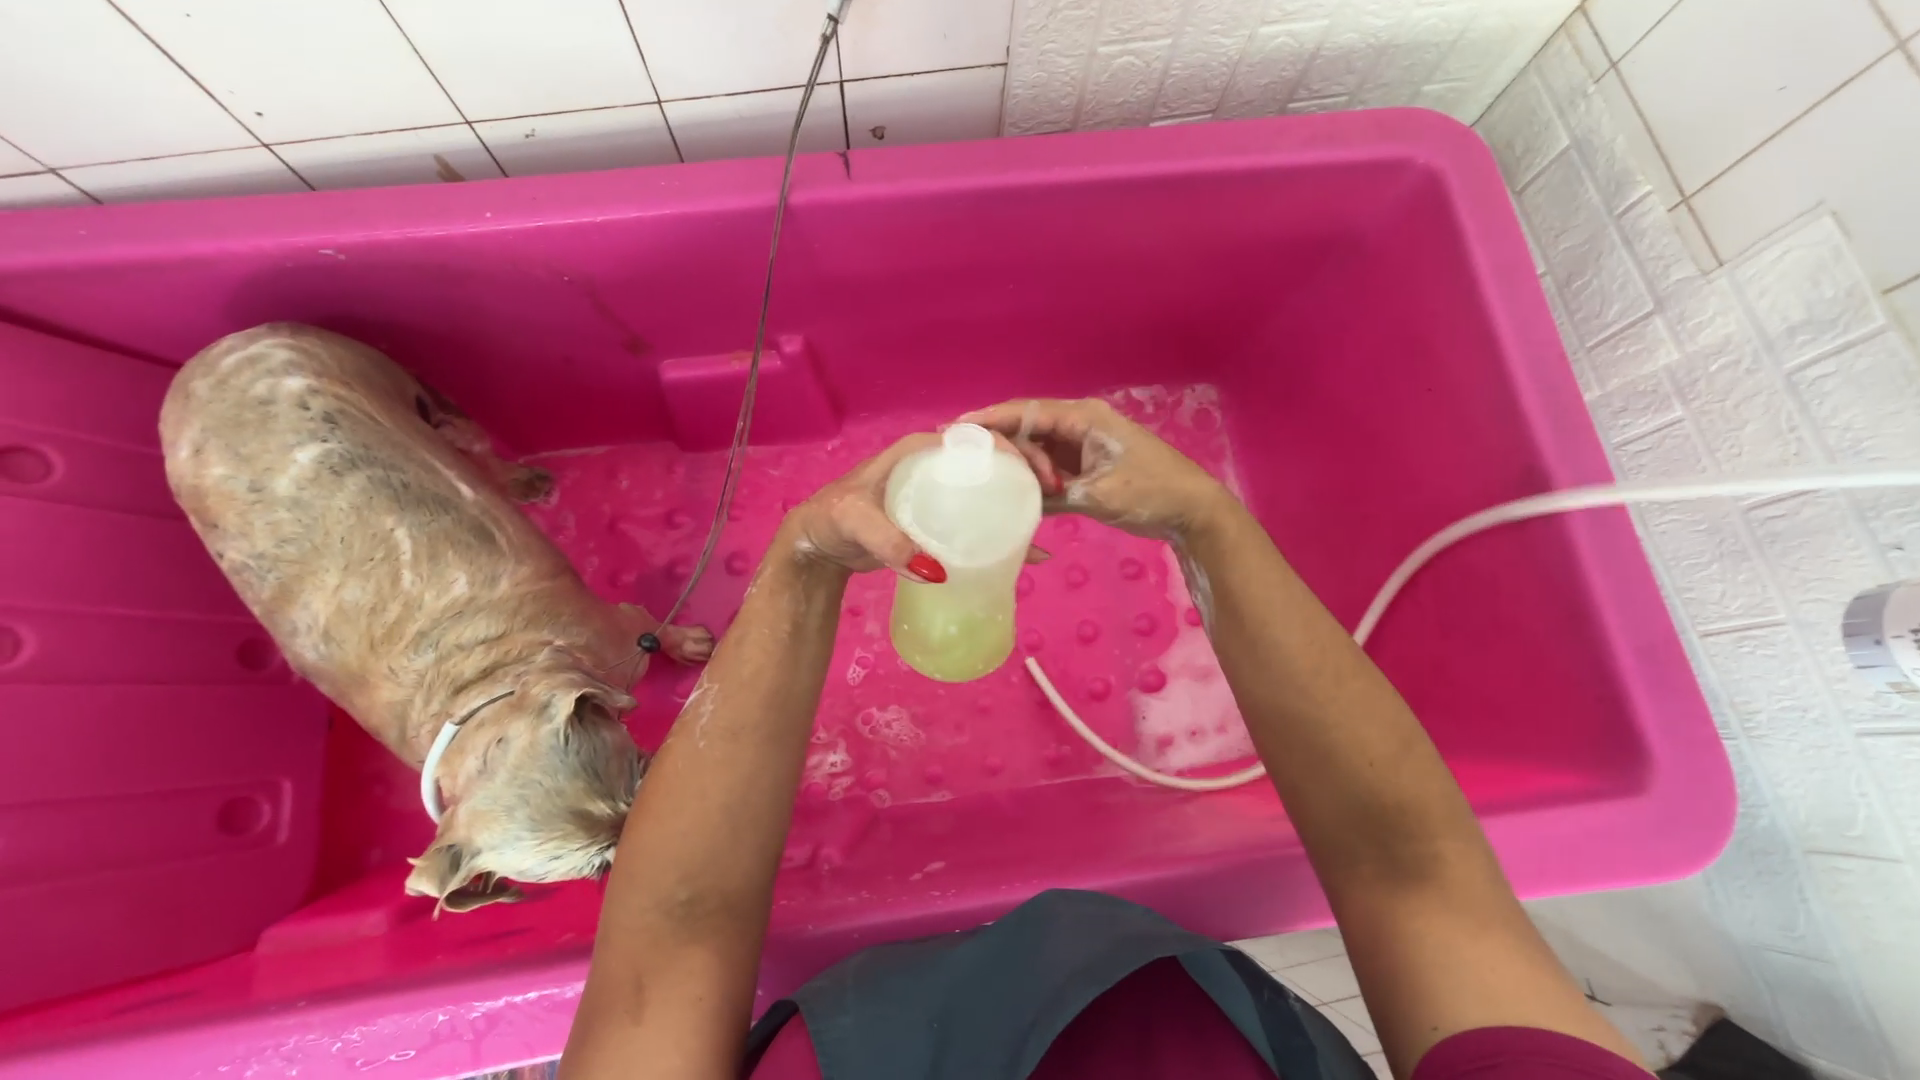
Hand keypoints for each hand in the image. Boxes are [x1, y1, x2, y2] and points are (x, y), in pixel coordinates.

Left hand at [781, 433, 1049, 580]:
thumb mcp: (856, 523)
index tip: (1034, 470)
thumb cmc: (833, 520)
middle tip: (1053, 491)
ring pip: (988, 487)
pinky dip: (1002, 532)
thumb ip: (890, 543)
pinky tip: (1027, 552)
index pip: (972, 438)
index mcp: (918, 451)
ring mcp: (938, 493)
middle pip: (990, 459)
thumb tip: (938, 571)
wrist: (819, 547)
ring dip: (1019, 497)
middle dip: (1026, 468)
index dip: (1008, 446)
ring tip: (1047, 517)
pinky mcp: (939, 520)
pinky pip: (977, 518)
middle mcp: (933, 466)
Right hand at [959, 398, 1230, 539]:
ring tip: (981, 479)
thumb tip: (1014, 501)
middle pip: (1027, 428)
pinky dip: (1032, 480)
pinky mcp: (1087, 468)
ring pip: (1036, 450)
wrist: (1192, 511)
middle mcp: (1079, 426)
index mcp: (1083, 419)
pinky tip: (1010, 493)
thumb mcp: (1099, 494)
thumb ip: (1053, 495)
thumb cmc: (1151, 492)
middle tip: (965, 462)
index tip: (955, 429)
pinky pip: (1049, 469)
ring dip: (1016, 466)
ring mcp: (1083, 447)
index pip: (1026, 412)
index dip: (989, 419)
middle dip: (997, 444)